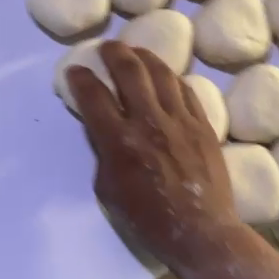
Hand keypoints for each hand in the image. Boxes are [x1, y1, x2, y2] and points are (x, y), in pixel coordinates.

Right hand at [67, 41, 249, 269]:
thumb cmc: (145, 218)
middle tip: (107, 47)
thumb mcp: (107, 188)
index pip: (93, 96)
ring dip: (145, 57)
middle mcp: (148, 123)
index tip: (75, 70)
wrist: (199, 231)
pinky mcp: (203, 126)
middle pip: (130, 72)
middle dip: (114, 53)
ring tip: (136, 51)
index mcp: (118, 142)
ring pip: (161, 74)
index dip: (80, 78)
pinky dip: (172, 78)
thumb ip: (104, 152)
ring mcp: (179, 122)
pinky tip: (165, 76)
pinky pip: (186, 91)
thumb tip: (103, 128)